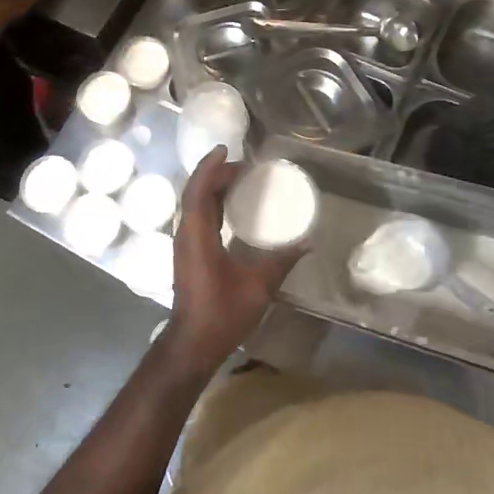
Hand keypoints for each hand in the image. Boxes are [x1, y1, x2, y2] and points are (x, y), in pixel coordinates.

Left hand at [166, 149, 304, 369]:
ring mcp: (185, 247)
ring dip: (212, 191)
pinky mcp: (188, 258)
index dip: (210, 168)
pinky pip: (197, 221)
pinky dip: (212, 207)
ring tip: (239, 181)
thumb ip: (282, 261)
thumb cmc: (222, 313)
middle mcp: (186, 236)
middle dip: (215, 175)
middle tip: (244, 167)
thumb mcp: (259, 286)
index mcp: (197, 236)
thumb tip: (308, 242)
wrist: (194, 343)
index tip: (227, 151)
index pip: (198, 191)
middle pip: (195, 194)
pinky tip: (231, 211)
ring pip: (194, 208)